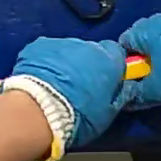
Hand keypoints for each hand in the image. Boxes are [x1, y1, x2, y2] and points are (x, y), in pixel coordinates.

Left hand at [5, 36, 133, 152]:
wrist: (36, 111)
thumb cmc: (78, 117)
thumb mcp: (107, 114)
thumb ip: (118, 96)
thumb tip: (124, 87)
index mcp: (108, 61)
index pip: (117, 52)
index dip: (112, 65)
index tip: (106, 79)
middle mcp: (87, 45)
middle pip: (92, 51)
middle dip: (88, 64)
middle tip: (80, 87)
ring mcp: (61, 42)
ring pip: (69, 51)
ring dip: (66, 63)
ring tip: (56, 85)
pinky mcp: (38, 45)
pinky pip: (47, 52)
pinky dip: (46, 62)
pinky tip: (39, 79)